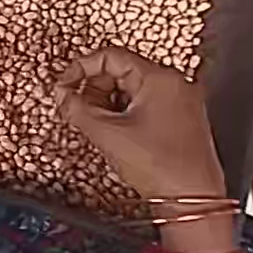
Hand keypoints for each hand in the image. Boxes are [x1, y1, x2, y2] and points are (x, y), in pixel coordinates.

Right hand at [53, 47, 224, 200]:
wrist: (191, 196)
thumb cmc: (160, 165)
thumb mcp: (106, 134)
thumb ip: (77, 109)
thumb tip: (61, 95)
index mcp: (159, 79)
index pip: (111, 56)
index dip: (80, 69)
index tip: (64, 86)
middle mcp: (172, 84)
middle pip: (119, 71)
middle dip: (92, 88)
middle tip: (75, 109)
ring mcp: (177, 101)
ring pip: (129, 89)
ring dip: (104, 103)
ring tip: (94, 125)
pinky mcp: (176, 118)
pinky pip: (140, 104)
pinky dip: (120, 113)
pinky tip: (111, 133)